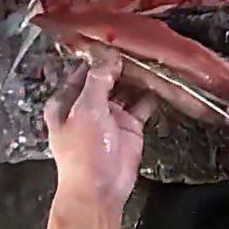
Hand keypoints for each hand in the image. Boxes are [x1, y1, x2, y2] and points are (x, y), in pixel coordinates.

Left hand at [46, 50, 156, 215]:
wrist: (100, 188)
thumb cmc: (84, 150)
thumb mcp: (87, 109)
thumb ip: (98, 80)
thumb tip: (109, 56)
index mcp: (67, 100)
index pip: (83, 70)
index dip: (99, 56)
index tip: (117, 40)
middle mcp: (89, 104)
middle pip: (107, 78)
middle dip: (122, 65)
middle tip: (142, 47)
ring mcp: (111, 115)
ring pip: (126, 90)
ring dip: (138, 78)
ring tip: (154, 61)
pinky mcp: (130, 126)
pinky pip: (142, 105)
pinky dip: (150, 95)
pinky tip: (161, 81)